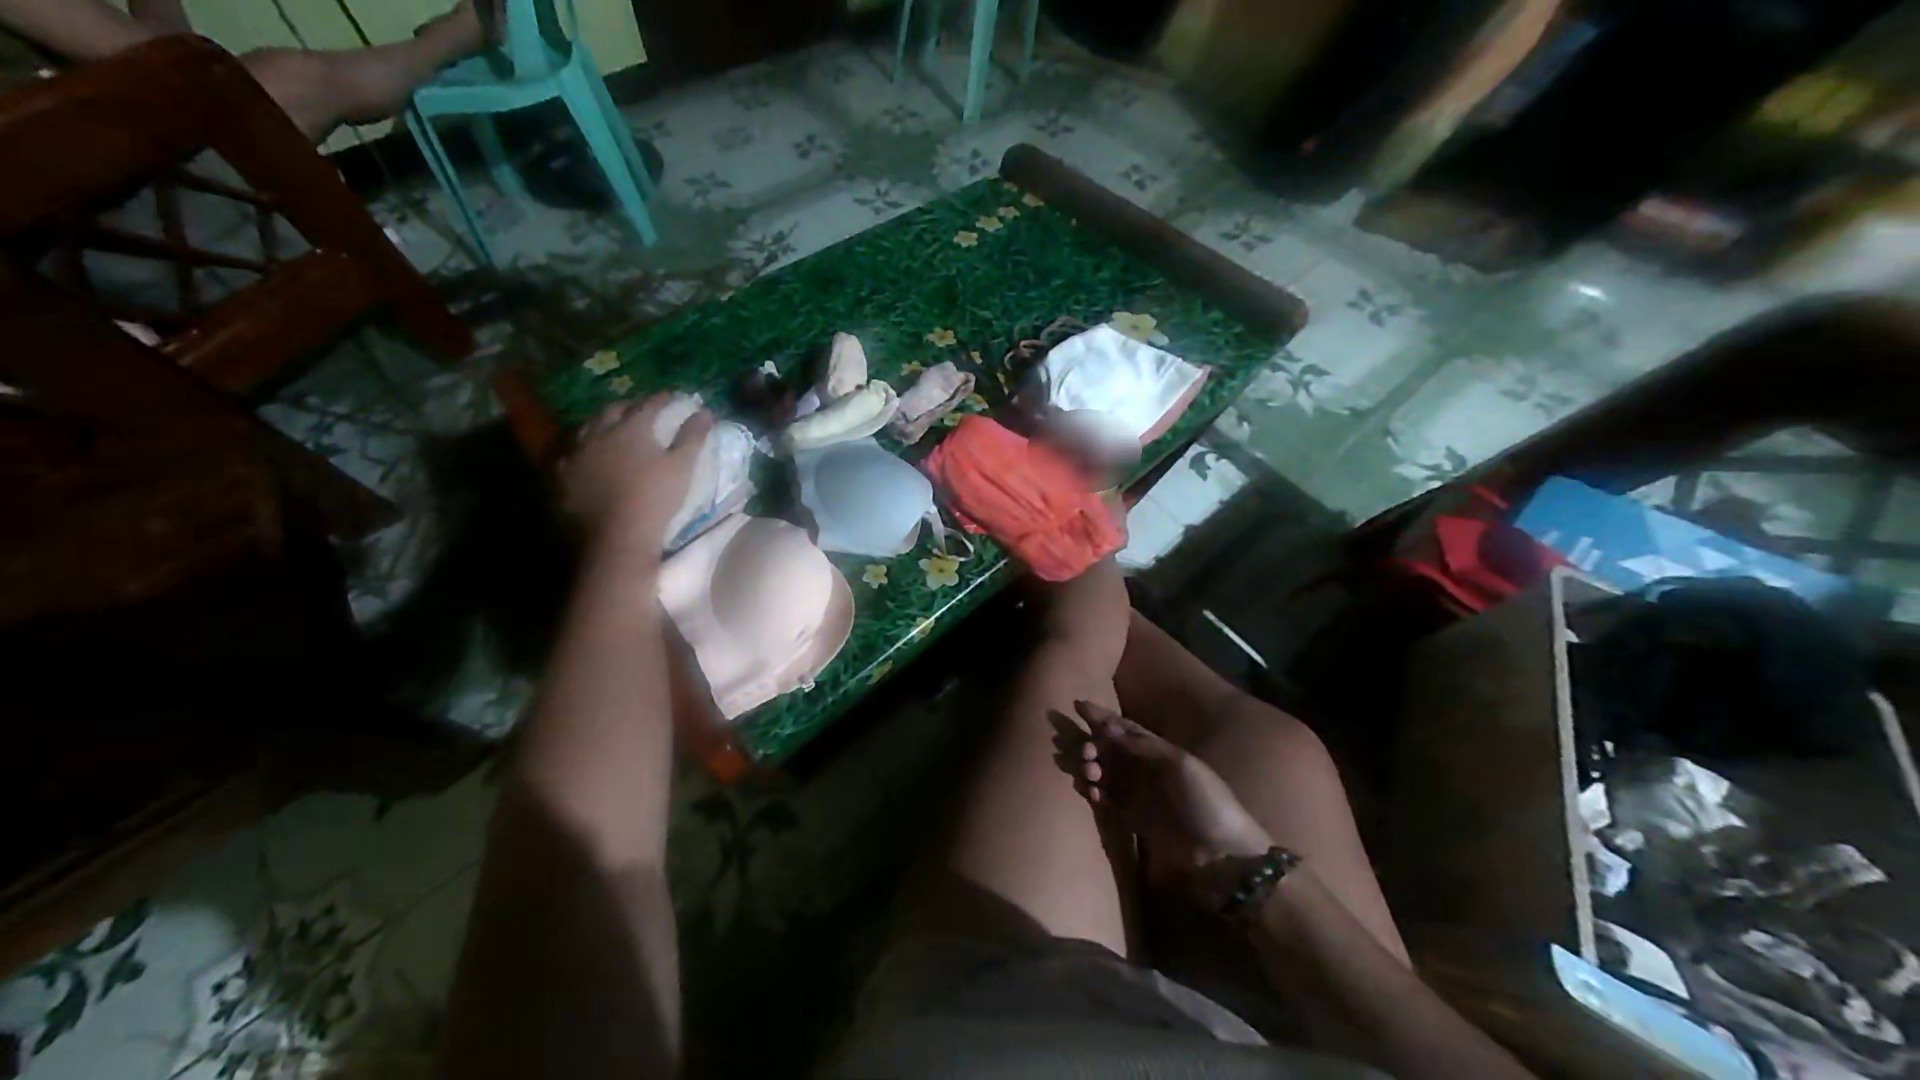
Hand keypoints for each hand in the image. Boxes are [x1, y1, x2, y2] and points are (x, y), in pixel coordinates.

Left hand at [561, 395, 712, 552]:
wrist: (615, 536)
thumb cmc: (655, 498)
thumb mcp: (682, 466)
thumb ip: (692, 436)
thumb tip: (705, 412)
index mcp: (630, 427)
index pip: (647, 404)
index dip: (661, 399)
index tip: (671, 396)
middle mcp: (599, 432)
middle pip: (613, 410)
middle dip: (628, 406)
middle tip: (639, 409)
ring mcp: (576, 452)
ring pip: (588, 428)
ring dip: (602, 423)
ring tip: (611, 428)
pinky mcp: (561, 474)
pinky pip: (571, 452)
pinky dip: (583, 449)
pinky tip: (587, 456)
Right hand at [1064, 700, 1273, 899]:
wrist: (1220, 850)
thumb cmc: (1205, 799)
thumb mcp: (1179, 764)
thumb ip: (1143, 745)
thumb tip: (1108, 727)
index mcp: (1157, 749)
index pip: (1123, 727)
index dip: (1101, 716)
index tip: (1078, 705)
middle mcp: (1142, 767)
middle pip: (1108, 749)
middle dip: (1091, 745)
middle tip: (1087, 752)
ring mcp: (1135, 792)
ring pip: (1101, 772)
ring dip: (1089, 768)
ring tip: (1089, 774)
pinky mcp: (1130, 815)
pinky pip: (1103, 798)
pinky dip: (1092, 792)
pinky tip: (1091, 794)